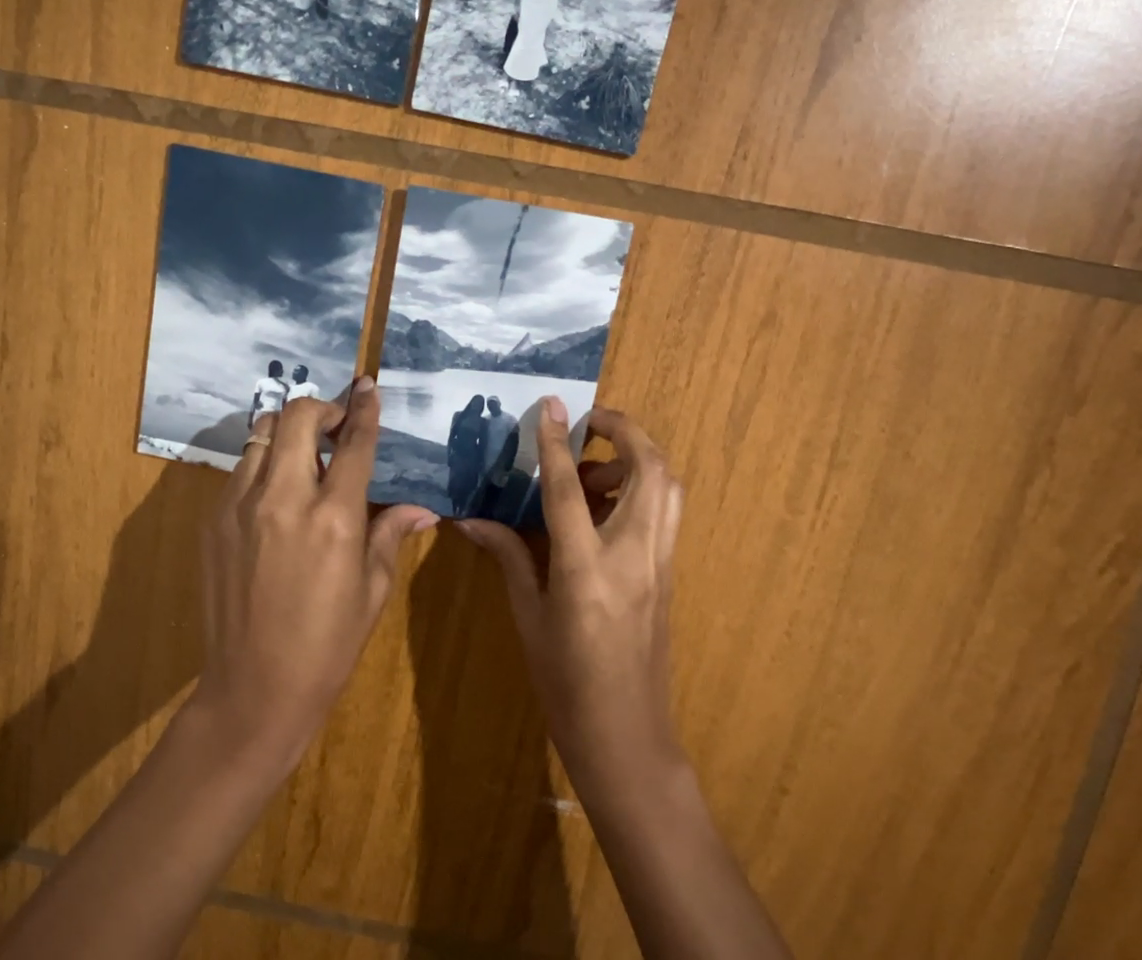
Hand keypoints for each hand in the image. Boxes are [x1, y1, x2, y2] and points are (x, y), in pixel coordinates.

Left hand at [194, 378, 436, 759]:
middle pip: (297, 418)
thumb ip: (390, 535)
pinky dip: (262, 464)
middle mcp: (283, 499)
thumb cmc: (327, 646)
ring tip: (306, 454)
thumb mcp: (372, 591)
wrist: (254, 687)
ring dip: (288, 432)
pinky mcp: (213, 521)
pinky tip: (276, 492)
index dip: (364, 409)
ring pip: (260, 435)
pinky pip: (240, 470)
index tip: (368, 386)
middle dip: (322, 408)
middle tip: (338, 425)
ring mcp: (239, 507)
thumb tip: (421, 509)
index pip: (354, 444)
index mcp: (333, 518)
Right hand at [458, 401, 683, 766]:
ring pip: (668, 487)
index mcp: (587, 570)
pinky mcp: (671, 575)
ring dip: (639, 458)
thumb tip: (470, 520)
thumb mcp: (528, 620)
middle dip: (626, 431)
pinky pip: (665, 513)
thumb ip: (509, 559)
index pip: (569, 489)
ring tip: (594, 468)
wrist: (627, 736)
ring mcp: (660, 565)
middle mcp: (634, 557)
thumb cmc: (566, 685)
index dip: (557, 442)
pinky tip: (606, 505)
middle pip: (649, 470)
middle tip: (589, 423)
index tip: (551, 404)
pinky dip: (644, 489)